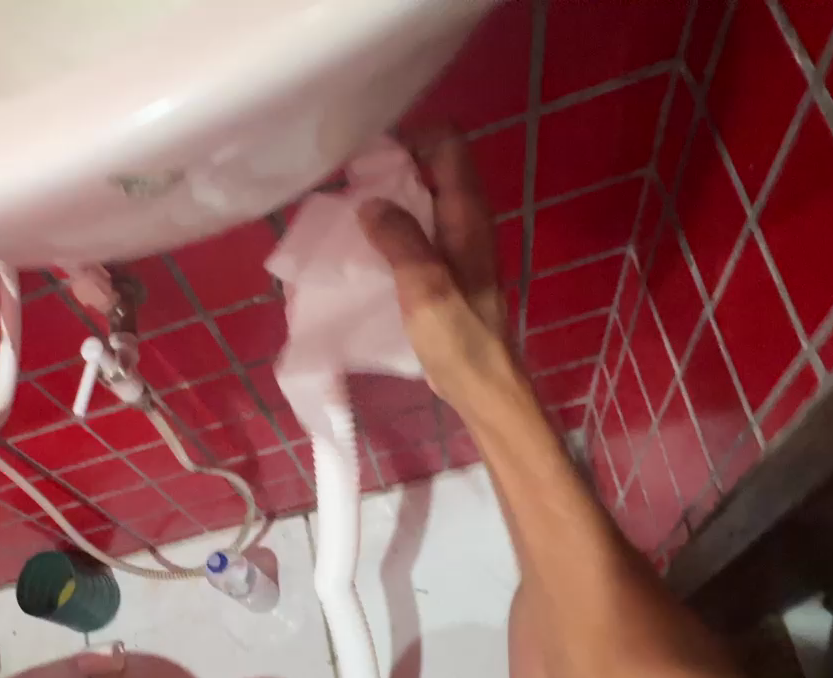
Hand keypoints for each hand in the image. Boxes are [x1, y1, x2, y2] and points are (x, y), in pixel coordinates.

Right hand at [359, 133, 525, 409]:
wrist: (481, 384)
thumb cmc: (458, 337)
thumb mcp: (425, 286)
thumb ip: (400, 239)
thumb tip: (370, 203)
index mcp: (468, 215)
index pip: (448, 144)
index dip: (411, 138)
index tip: (369, 159)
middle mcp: (466, 221)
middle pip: (433, 169)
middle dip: (393, 169)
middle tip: (351, 187)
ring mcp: (457, 247)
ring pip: (423, 202)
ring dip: (390, 202)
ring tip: (351, 216)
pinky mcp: (446, 271)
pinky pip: (418, 234)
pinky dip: (394, 232)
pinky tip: (367, 250)